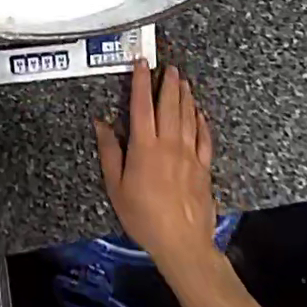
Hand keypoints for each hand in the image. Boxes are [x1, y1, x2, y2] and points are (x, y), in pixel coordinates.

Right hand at [93, 61, 217, 273]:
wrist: (182, 243)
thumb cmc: (143, 216)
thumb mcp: (116, 186)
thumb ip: (110, 152)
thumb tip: (101, 123)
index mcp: (145, 147)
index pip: (142, 106)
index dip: (141, 82)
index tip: (142, 63)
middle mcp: (169, 144)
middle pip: (170, 106)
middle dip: (169, 84)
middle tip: (169, 67)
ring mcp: (190, 155)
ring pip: (188, 117)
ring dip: (185, 97)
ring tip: (183, 82)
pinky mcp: (204, 167)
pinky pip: (204, 137)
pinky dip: (201, 121)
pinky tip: (199, 113)